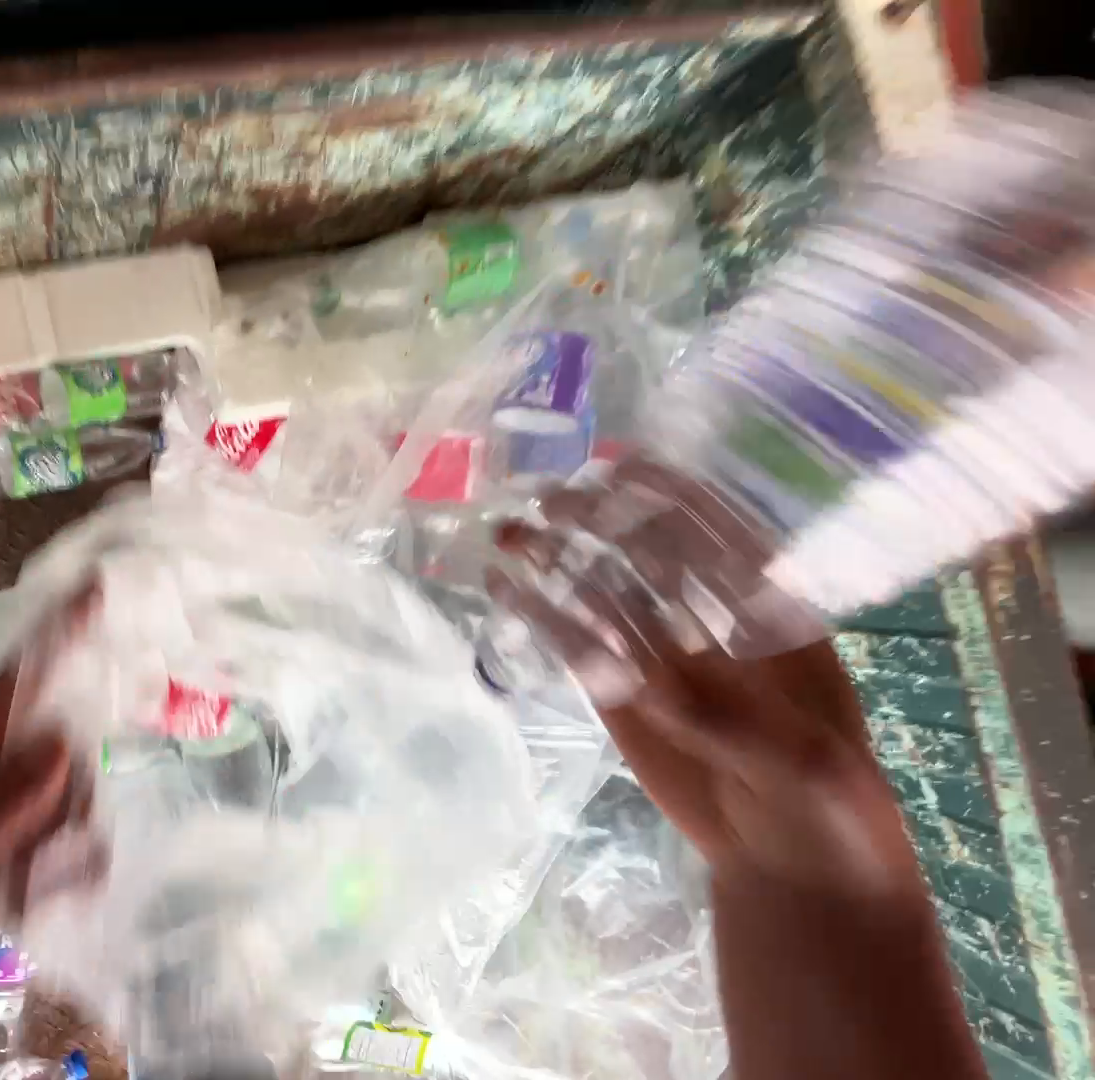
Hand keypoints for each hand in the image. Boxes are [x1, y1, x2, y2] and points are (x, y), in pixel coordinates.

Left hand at [0, 661, 74, 1079]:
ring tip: (28, 879)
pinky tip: (40, 896)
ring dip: (65, 836)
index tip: (96, 589)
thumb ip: (6, 795)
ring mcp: (3, 811)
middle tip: (43, 839)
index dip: (57, 631)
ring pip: (70, 794)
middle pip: (62, 744)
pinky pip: (67, 839)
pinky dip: (67, 867)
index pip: (18, 675)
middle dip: (69, 787)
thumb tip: (64, 738)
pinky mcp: (14, 850)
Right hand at [489, 460, 920, 897]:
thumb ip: (740, 720)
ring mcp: (652, 650)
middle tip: (545, 501)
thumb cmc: (826, 805)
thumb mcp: (807, 764)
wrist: (788, 851)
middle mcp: (704, 619)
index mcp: (768, 616)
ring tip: (506, 535)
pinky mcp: (613, 686)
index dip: (671, 497)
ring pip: (598, 590)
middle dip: (597, 520)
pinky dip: (535, 614)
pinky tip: (502, 588)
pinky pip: (568, 643)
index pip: (717, 537)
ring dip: (554, 558)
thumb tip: (663, 680)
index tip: (618, 468)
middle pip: (646, 552)